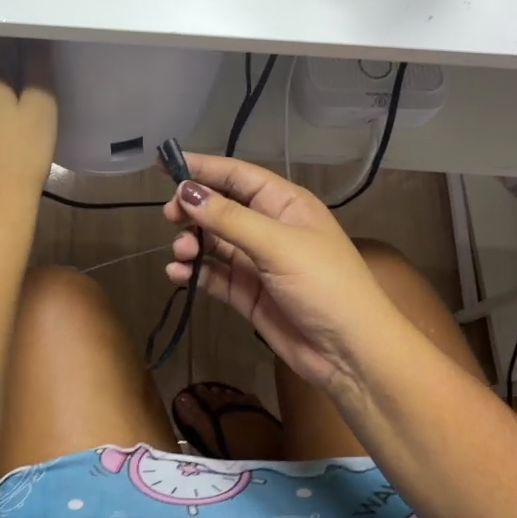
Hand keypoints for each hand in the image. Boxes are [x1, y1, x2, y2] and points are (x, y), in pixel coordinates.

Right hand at [163, 154, 403, 393]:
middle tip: (169, 216)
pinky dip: (194, 272)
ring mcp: (257, 262)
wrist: (351, 353)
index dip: (202, 167)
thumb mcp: (278, 245)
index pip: (237, 175)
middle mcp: (269, 228)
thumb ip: (229, 218)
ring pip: (213, 242)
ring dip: (191, 243)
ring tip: (180, 253)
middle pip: (220, 207)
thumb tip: (185, 191)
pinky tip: (179, 275)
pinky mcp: (247, 293)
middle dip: (193, 209)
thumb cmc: (324, 285)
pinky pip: (213, 275)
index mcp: (285, 204)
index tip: (165, 164)